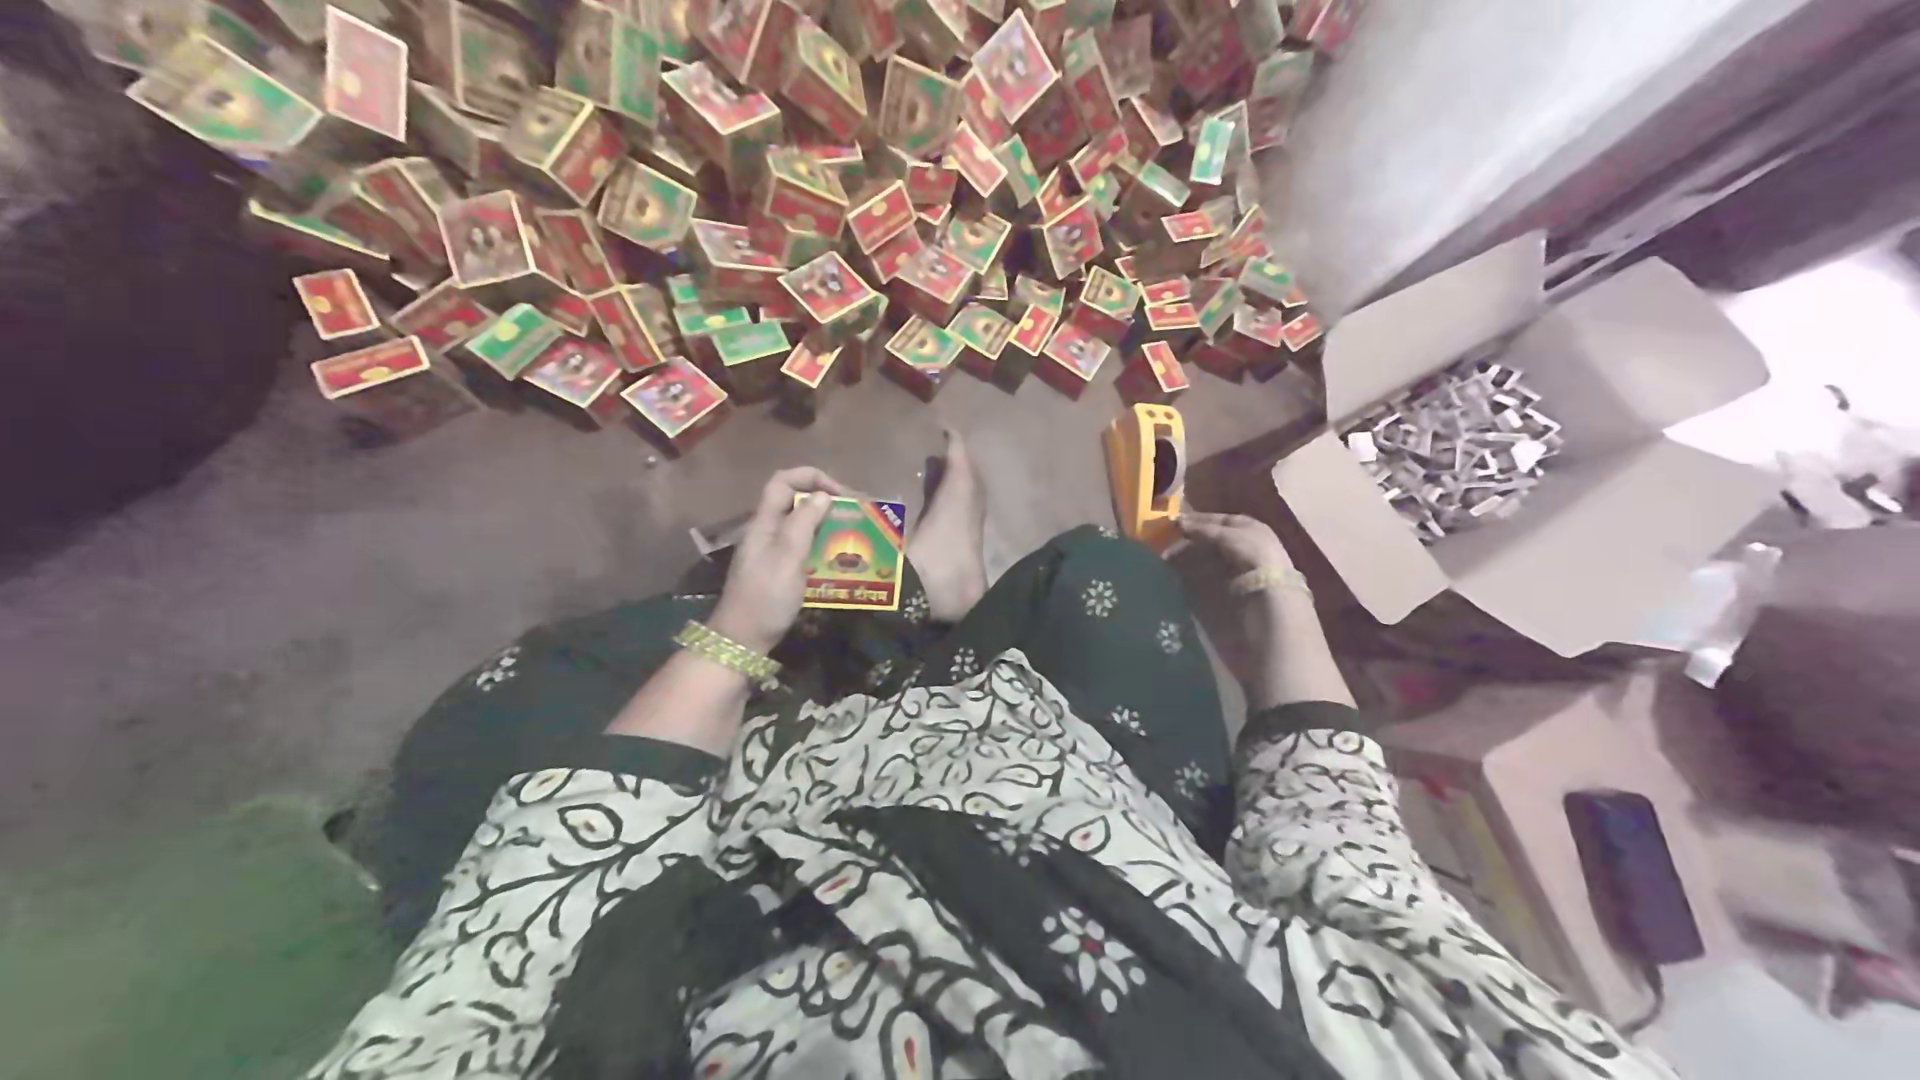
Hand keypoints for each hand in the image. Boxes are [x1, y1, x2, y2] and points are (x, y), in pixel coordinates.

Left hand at [709, 467, 846, 653]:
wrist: (742, 640)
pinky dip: (824, 545)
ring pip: (803, 524)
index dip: (811, 477)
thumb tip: (822, 495)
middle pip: (796, 501)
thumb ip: (803, 523)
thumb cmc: (765, 598)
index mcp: (765, 522)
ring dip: (829, 524)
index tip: (841, 493)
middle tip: (856, 514)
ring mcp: (774, 551)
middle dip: (827, 501)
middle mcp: (769, 531)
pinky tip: (842, 558)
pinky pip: (805, 547)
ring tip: (855, 534)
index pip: (783, 481)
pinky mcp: (781, 570)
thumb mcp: (787, 558)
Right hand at [1178, 512, 1294, 574]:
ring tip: (1171, 558)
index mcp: (1247, 524)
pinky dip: (1197, 566)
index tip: (1175, 523)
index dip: (1196, 520)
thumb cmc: (1249, 550)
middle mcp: (1244, 539)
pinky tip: (1184, 569)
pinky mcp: (1234, 577)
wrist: (1268, 584)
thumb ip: (1200, 529)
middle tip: (1169, 543)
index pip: (1216, 519)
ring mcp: (1240, 559)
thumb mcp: (1225, 534)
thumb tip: (1178, 521)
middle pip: (1211, 536)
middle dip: (1190, 539)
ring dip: (1191, 554)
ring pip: (1209, 552)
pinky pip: (1210, 567)